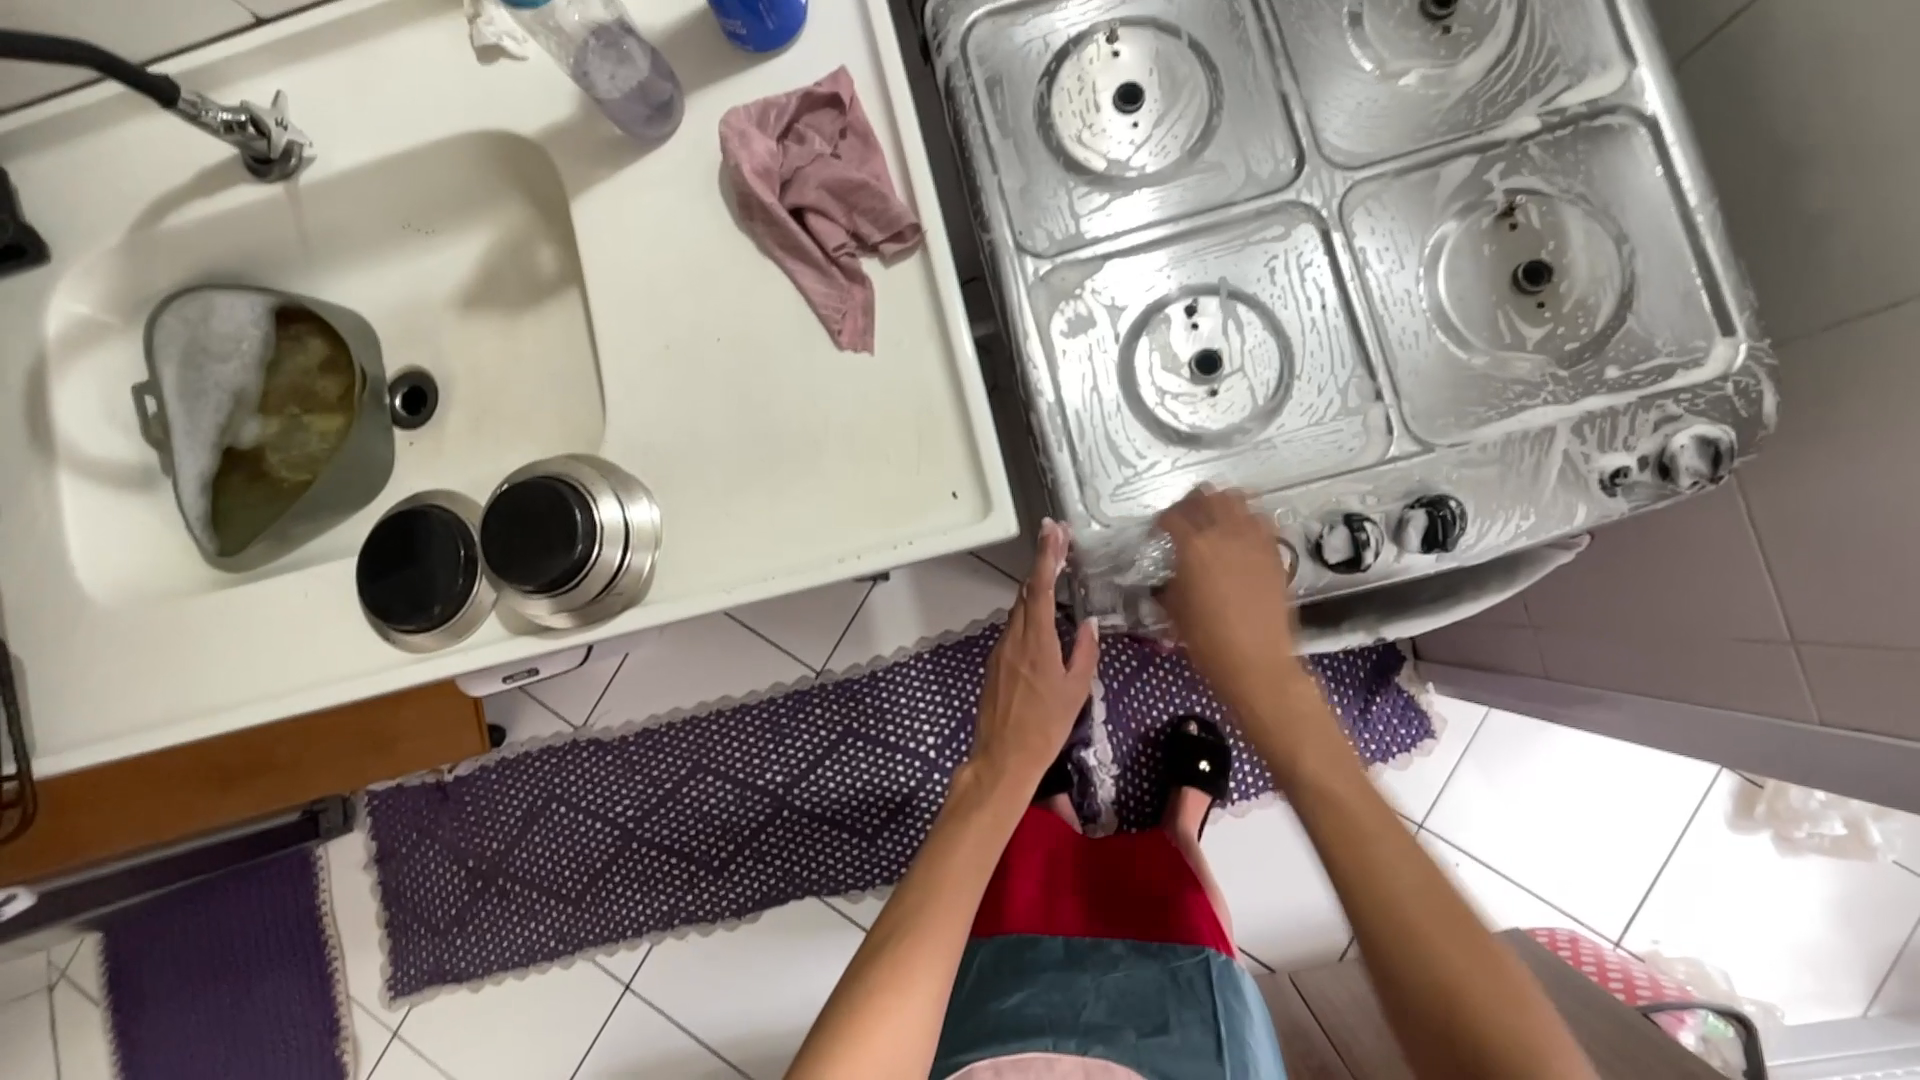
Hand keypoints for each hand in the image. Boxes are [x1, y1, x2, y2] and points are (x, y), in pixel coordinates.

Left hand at [971, 519, 1098, 788]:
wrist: (1003, 757)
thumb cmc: (1045, 727)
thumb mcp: (1076, 691)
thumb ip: (1085, 652)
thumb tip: (1090, 623)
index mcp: (1036, 642)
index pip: (1039, 588)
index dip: (1046, 556)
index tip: (1053, 531)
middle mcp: (1013, 638)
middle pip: (1026, 593)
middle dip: (1042, 564)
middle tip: (1059, 541)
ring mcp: (1000, 650)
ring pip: (1018, 610)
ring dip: (1035, 589)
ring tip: (1055, 573)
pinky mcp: (994, 663)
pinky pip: (1013, 629)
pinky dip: (1028, 615)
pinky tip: (1042, 618)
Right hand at [1155, 487, 1308, 716]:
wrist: (1255, 661)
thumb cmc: (1207, 640)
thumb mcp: (1175, 609)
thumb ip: (1171, 582)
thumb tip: (1171, 573)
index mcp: (1193, 546)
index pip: (1172, 516)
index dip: (1161, 521)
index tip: (1159, 530)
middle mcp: (1225, 533)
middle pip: (1207, 496)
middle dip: (1192, 502)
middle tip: (1185, 516)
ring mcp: (1254, 540)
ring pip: (1238, 500)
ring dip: (1222, 504)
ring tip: (1215, 518)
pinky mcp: (1275, 552)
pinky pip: (1262, 521)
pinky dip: (1249, 520)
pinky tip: (1242, 535)